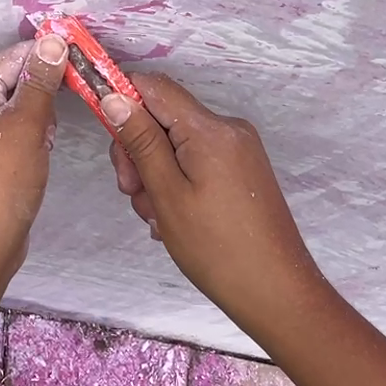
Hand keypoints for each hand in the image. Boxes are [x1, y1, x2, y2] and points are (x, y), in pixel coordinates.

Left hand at [0, 34, 68, 272]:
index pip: (11, 58)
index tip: (79, 63)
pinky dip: (21, 135)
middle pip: (7, 80)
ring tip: (45, 141)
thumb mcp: (29, 124)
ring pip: (7, 106)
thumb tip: (53, 40)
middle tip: (57, 119)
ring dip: (33, 117)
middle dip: (39, 95)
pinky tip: (36, 152)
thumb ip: (42, 80)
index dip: (46, 58)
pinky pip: (0, 130)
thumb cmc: (3, 180)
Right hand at [103, 73, 323, 338]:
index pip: (153, 86)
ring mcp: (237, 150)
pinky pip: (195, 159)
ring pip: (175, 142)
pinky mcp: (241, 170)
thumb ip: (139, 141)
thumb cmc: (218, 249)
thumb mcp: (167, 195)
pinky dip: (176, 180)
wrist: (281, 299)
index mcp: (210, 129)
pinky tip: (173, 218)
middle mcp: (227, 128)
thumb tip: (112, 95)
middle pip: (162, 116)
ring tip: (156, 216)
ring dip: (154, 172)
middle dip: (137, 148)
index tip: (104, 129)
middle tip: (131, 191)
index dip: (121, 97)